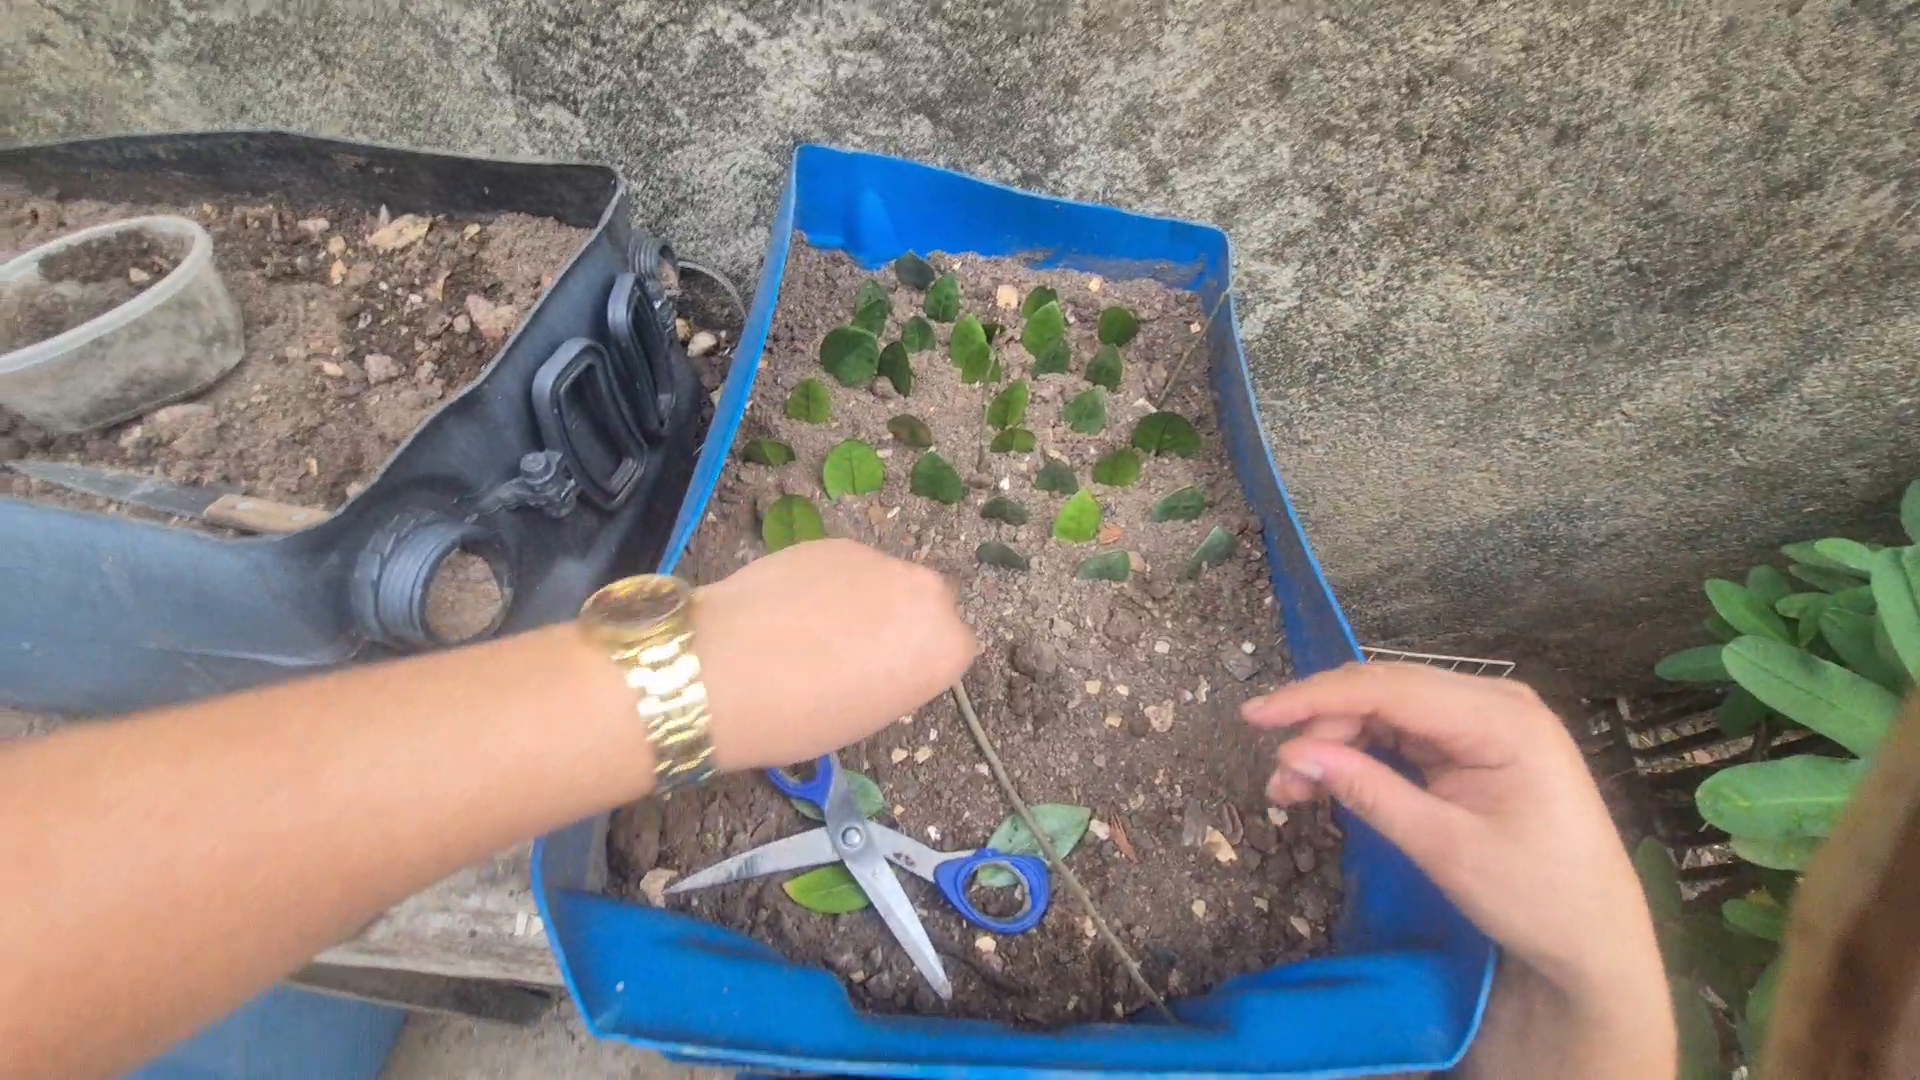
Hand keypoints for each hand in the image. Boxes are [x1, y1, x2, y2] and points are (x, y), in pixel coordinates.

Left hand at [694, 539, 977, 770]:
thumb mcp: (871, 714)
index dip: (922, 663)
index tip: (891, 677)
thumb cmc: (804, 715)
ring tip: (814, 627)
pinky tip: (792, 605)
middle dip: (904, 620)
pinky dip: (832, 582)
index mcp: (945, 645)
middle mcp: (926, 593)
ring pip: (888, 580)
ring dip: (869, 597)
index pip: (955, 647)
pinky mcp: (837, 542)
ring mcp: (881, 560)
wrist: (726, 668)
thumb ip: (900, 674)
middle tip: (858, 649)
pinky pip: (850, 565)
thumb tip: (887, 654)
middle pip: (929, 603)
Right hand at [1242, 664, 1673, 1076]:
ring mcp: (1478, 720)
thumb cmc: (1535, 897)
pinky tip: (1322, 784)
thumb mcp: (1443, 846)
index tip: (1254, 716)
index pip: (1386, 688)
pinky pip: (1394, 734)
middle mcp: (1489, 703)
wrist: (1595, 947)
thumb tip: (1289, 754)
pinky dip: (1355, 756)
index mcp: (1500, 718)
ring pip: (1378, 712)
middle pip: (1379, 694)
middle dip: (1320, 727)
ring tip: (1291, 790)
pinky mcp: (1465, 742)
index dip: (1313, 697)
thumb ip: (1367, 790)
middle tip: (1278, 773)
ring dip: (1331, 744)